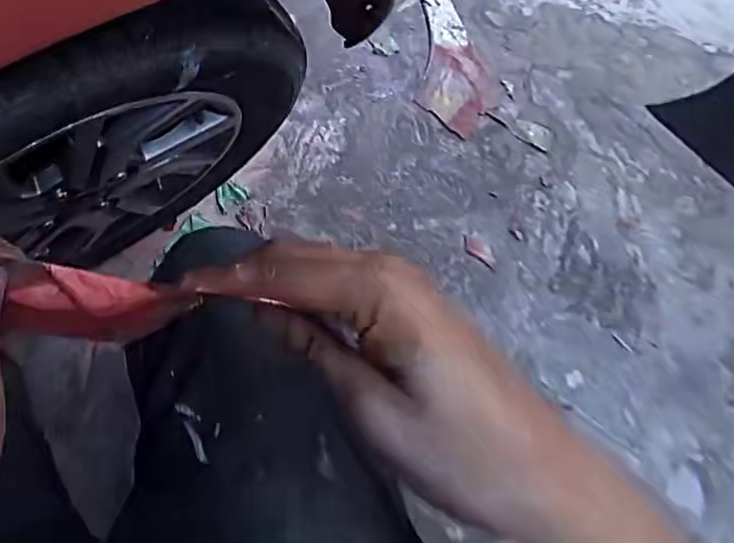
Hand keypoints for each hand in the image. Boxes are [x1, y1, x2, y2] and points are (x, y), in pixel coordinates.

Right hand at [182, 240, 680, 542]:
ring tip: (222, 294)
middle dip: (243, 268)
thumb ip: (313, 349)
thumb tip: (258, 312)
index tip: (182, 284)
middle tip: (193, 288)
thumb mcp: (374, 411)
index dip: (229, 277)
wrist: (551, 480)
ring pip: (314, 258)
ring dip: (268, 272)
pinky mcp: (405, 294)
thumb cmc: (463, 455)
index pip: (284, 272)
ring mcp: (398, 276)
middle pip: (296, 253)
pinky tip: (276, 301)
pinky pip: (335, 273)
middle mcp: (385, 265)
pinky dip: (297, 282)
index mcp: (378, 287)